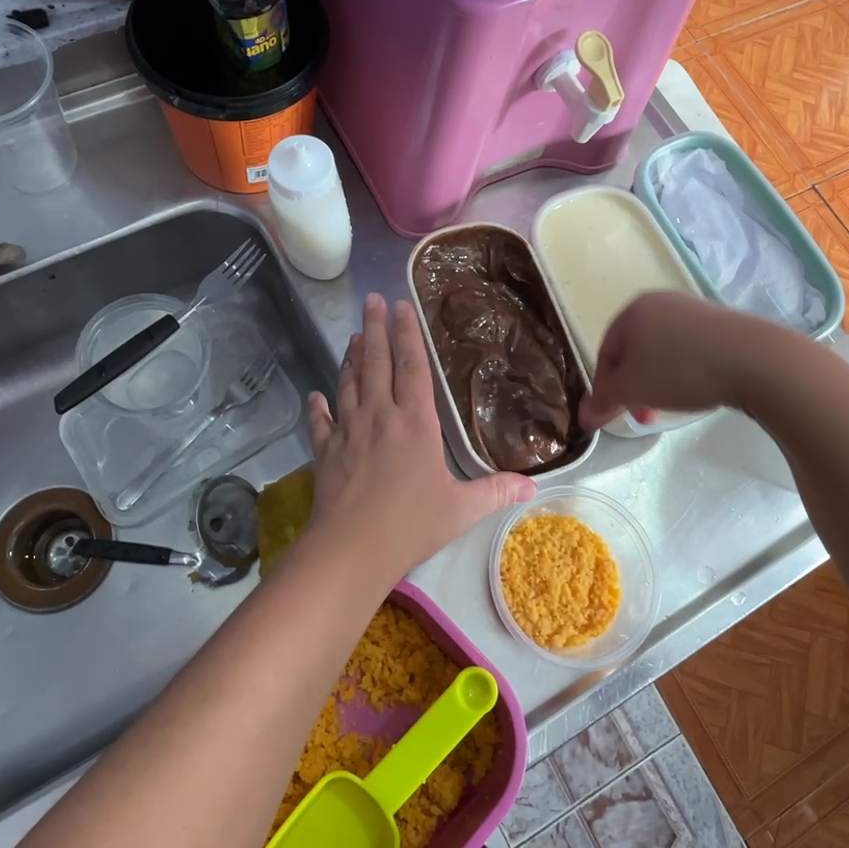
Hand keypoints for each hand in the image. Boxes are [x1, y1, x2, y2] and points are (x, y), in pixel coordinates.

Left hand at [303, 293, 536, 580]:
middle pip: (377, 363)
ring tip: (355, 336)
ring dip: (352, 358)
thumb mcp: (461, 509)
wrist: (352, 547)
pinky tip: (316, 395)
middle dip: (375, 328)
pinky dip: (319, 407)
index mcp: (416, 423)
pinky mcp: (326, 451)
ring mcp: (349, 431)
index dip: (408, 334)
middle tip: (370, 299)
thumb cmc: (411, 524)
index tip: (401, 305)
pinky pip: (321, 422)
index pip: (413, 367)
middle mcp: (380, 416)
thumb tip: (532, 487)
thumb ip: (494, 492)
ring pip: (349, 384)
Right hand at [579, 292, 757, 428]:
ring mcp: (691, 310)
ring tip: (674, 404)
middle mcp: (658, 302)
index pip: (605, 354)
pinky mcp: (720, 322)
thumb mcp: (632, 390)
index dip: (607, 390)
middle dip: (635, 388)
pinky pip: (689, 349)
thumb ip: (603, 401)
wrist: (755, 360)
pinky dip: (685, 371)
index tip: (618, 417)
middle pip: (634, 353)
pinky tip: (699, 388)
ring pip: (661, 352)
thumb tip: (583, 416)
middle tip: (646, 416)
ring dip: (659, 382)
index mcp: (631, 312)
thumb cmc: (681, 370)